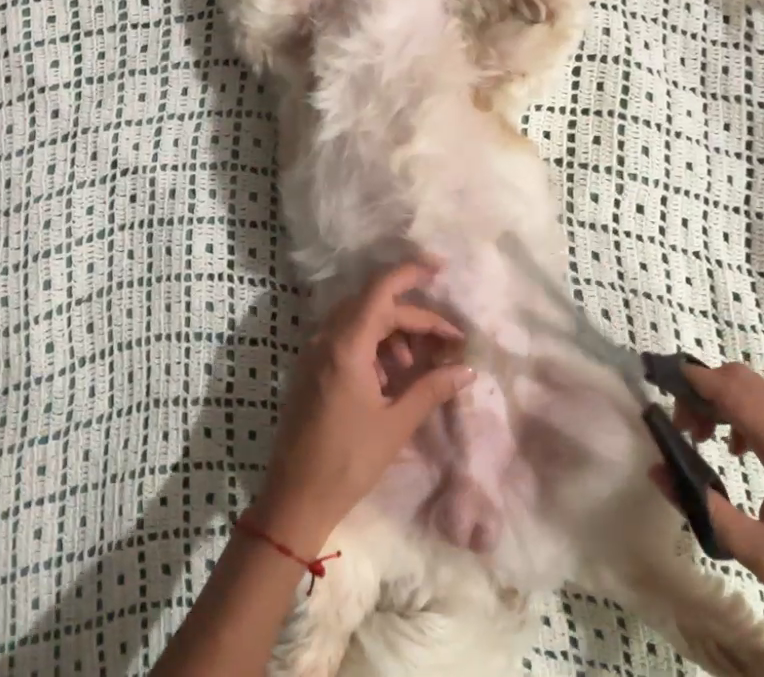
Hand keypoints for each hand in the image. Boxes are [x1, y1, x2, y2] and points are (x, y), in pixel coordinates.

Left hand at [250, 260, 476, 551]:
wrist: (296, 496)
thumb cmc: (348, 460)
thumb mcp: (396, 424)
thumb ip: (432, 389)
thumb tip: (467, 369)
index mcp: (345, 345)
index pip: (380, 290)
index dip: (410, 272)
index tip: (440, 268)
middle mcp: (325, 340)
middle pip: (373, 306)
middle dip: (413, 317)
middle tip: (448, 340)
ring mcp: (313, 355)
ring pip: (359, 324)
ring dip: (394, 335)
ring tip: (420, 367)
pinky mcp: (311, 371)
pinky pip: (346, 343)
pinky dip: (374, 349)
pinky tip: (393, 379)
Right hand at [653, 363, 763, 669]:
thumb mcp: (757, 552)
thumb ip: (705, 507)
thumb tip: (656, 469)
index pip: (740, 394)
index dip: (699, 380)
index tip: (661, 380)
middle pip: (747, 384)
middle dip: (705, 390)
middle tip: (676, 423)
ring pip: (754, 397)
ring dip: (718, 402)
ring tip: (693, 436)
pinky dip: (734, 417)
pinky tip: (725, 449)